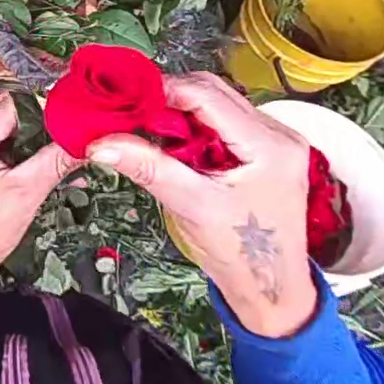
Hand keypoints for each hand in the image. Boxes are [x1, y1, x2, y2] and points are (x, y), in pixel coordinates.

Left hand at [0, 92, 81, 284]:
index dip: (44, 111)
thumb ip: (57, 160)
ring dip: (27, 128)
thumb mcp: (26, 193)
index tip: (66, 123)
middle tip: (58, 138)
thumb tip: (83, 141)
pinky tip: (30, 152)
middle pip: (7, 104)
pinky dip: (15, 136)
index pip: (14, 104)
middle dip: (36, 120)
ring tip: (43, 149)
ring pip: (2, 113)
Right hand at [87, 73, 317, 337]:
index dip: (166, 91)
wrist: (273, 292)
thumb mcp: (191, 208)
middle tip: (138, 114)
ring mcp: (276, 139)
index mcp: (270, 145)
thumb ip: (149, 168)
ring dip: (185, 113)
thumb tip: (103, 143)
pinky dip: (198, 126)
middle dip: (173, 100)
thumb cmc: (240, 256)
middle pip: (215, 92)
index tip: (131, 100)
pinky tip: (180, 144)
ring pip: (220, 103)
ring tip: (155, 131)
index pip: (208, 96)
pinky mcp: (268, 148)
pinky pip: (227, 121)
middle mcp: (279, 133)